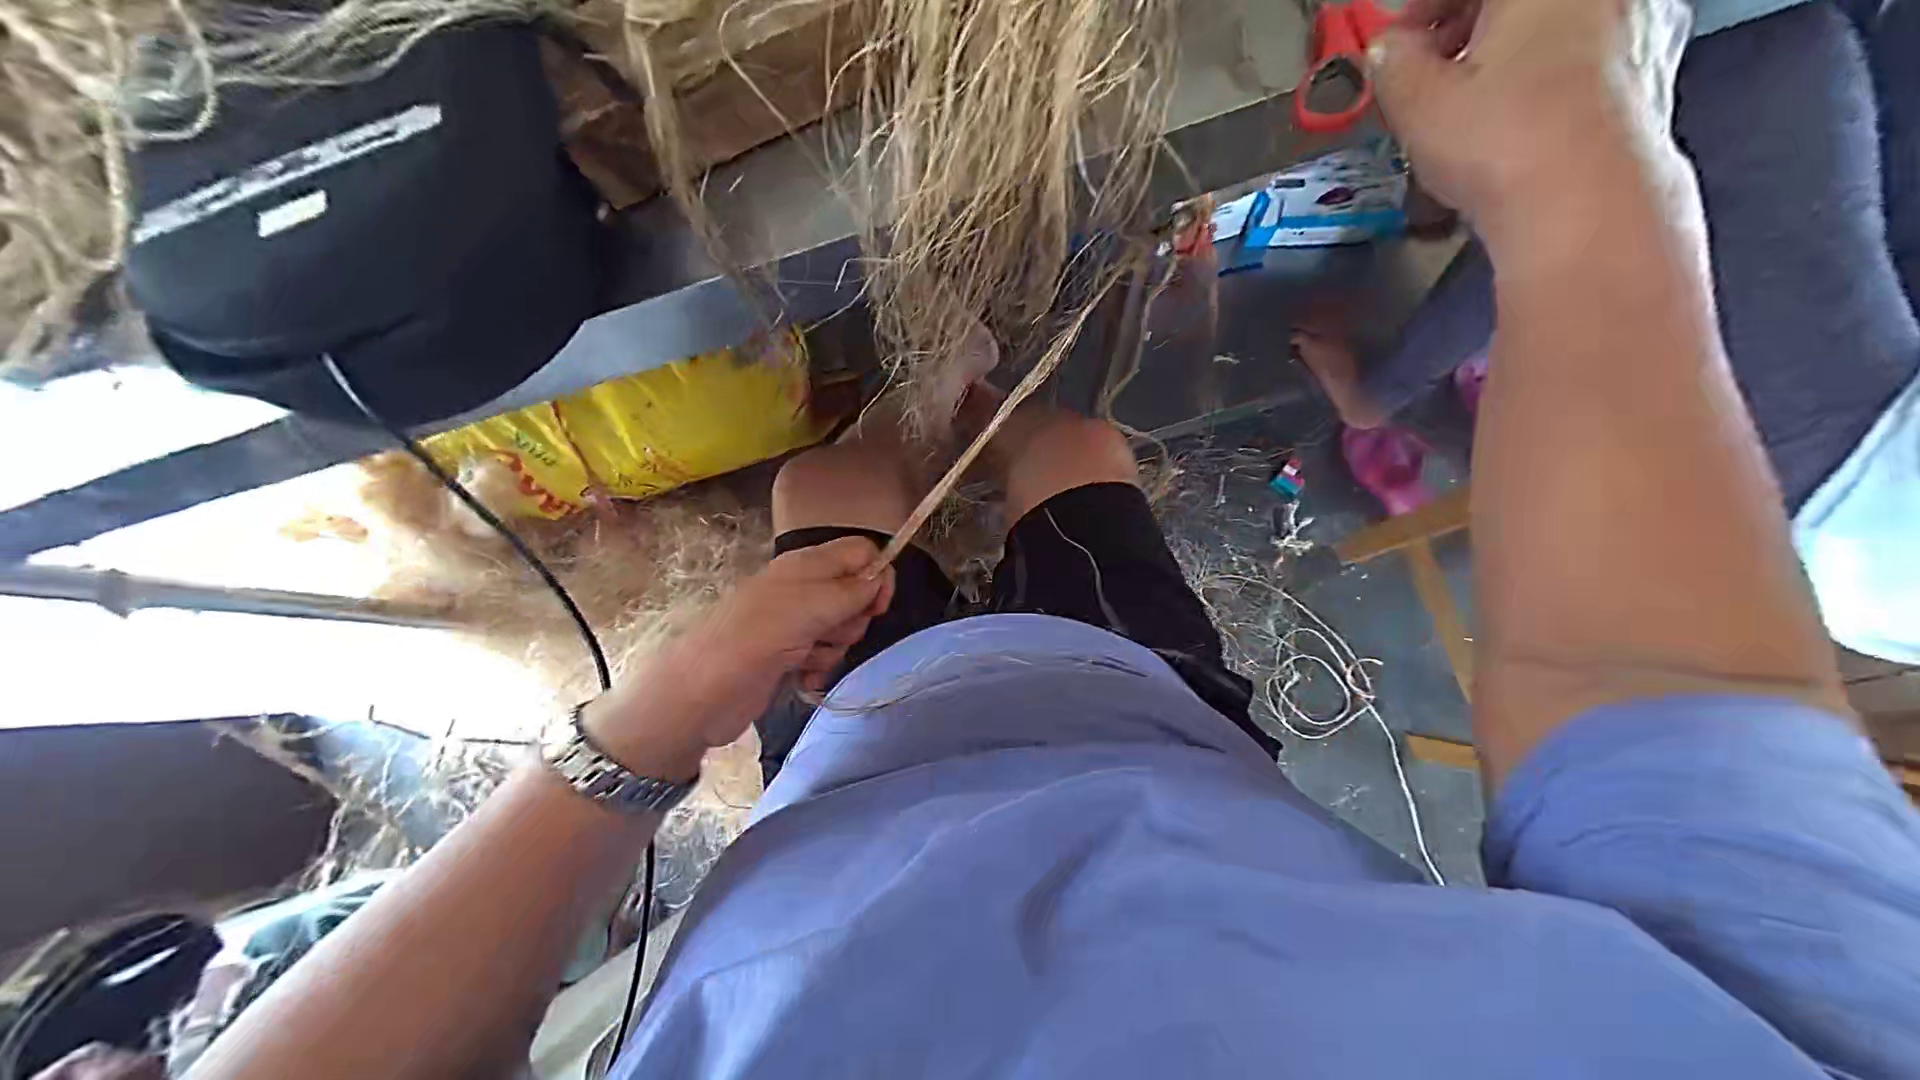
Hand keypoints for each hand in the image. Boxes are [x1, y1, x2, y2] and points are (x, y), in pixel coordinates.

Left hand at [582, 537, 894, 780]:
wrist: (703, 691)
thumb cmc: (759, 636)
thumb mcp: (813, 604)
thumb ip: (854, 588)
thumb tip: (881, 577)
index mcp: (808, 564)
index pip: (861, 552)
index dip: (877, 575)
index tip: (876, 607)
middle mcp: (804, 588)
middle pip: (857, 594)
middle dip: (854, 618)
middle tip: (829, 631)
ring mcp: (796, 623)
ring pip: (843, 628)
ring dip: (835, 647)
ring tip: (808, 657)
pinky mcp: (790, 654)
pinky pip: (825, 654)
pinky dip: (819, 667)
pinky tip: (804, 677)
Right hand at [1370, 0, 1692, 251]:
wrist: (1581, 201)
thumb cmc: (1513, 145)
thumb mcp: (1417, 105)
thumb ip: (1393, 65)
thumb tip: (1389, 50)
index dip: (1419, 9)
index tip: (1395, 40)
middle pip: (1516, 0)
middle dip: (1461, 31)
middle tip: (1422, 74)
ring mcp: (1639, 22)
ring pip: (1550, 25)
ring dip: (1501, 56)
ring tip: (1462, 106)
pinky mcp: (1647, 71)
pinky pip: (1579, 58)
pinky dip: (1538, 80)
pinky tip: (1508, 123)